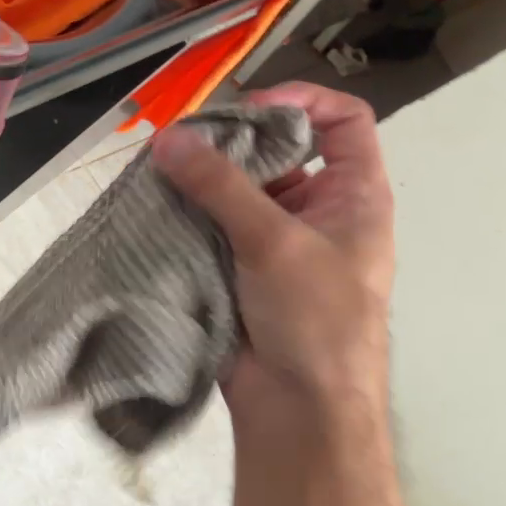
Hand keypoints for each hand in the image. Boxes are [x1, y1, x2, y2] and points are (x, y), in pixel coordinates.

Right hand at [151, 83, 394, 424]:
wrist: (297, 404)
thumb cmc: (315, 317)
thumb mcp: (275, 241)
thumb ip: (221, 187)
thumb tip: (169, 138)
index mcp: (353, 195)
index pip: (343, 122)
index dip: (301, 101)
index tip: (246, 109)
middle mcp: (314, 212)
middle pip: (276, 155)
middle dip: (229, 146)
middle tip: (180, 145)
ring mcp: (272, 243)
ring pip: (233, 195)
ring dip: (198, 185)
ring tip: (155, 176)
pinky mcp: (234, 271)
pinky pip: (207, 231)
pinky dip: (183, 220)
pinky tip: (152, 213)